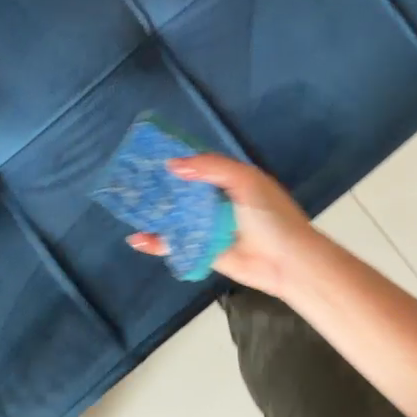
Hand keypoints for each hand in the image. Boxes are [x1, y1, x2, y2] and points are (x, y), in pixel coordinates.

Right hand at [125, 154, 325, 296]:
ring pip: (176, 217)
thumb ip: (211, 167)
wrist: (288, 262)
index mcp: (230, 179)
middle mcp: (217, 201)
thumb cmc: (271, 216)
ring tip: (129, 205)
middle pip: (183, 191)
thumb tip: (173, 165)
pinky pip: (177, 244)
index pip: (198, 165)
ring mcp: (209, 227)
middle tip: (131, 179)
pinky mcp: (203, 250)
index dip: (177, 160)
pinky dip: (157, 242)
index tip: (150, 154)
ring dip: (156, 213)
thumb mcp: (245, 181)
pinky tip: (138, 239)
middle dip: (160, 187)